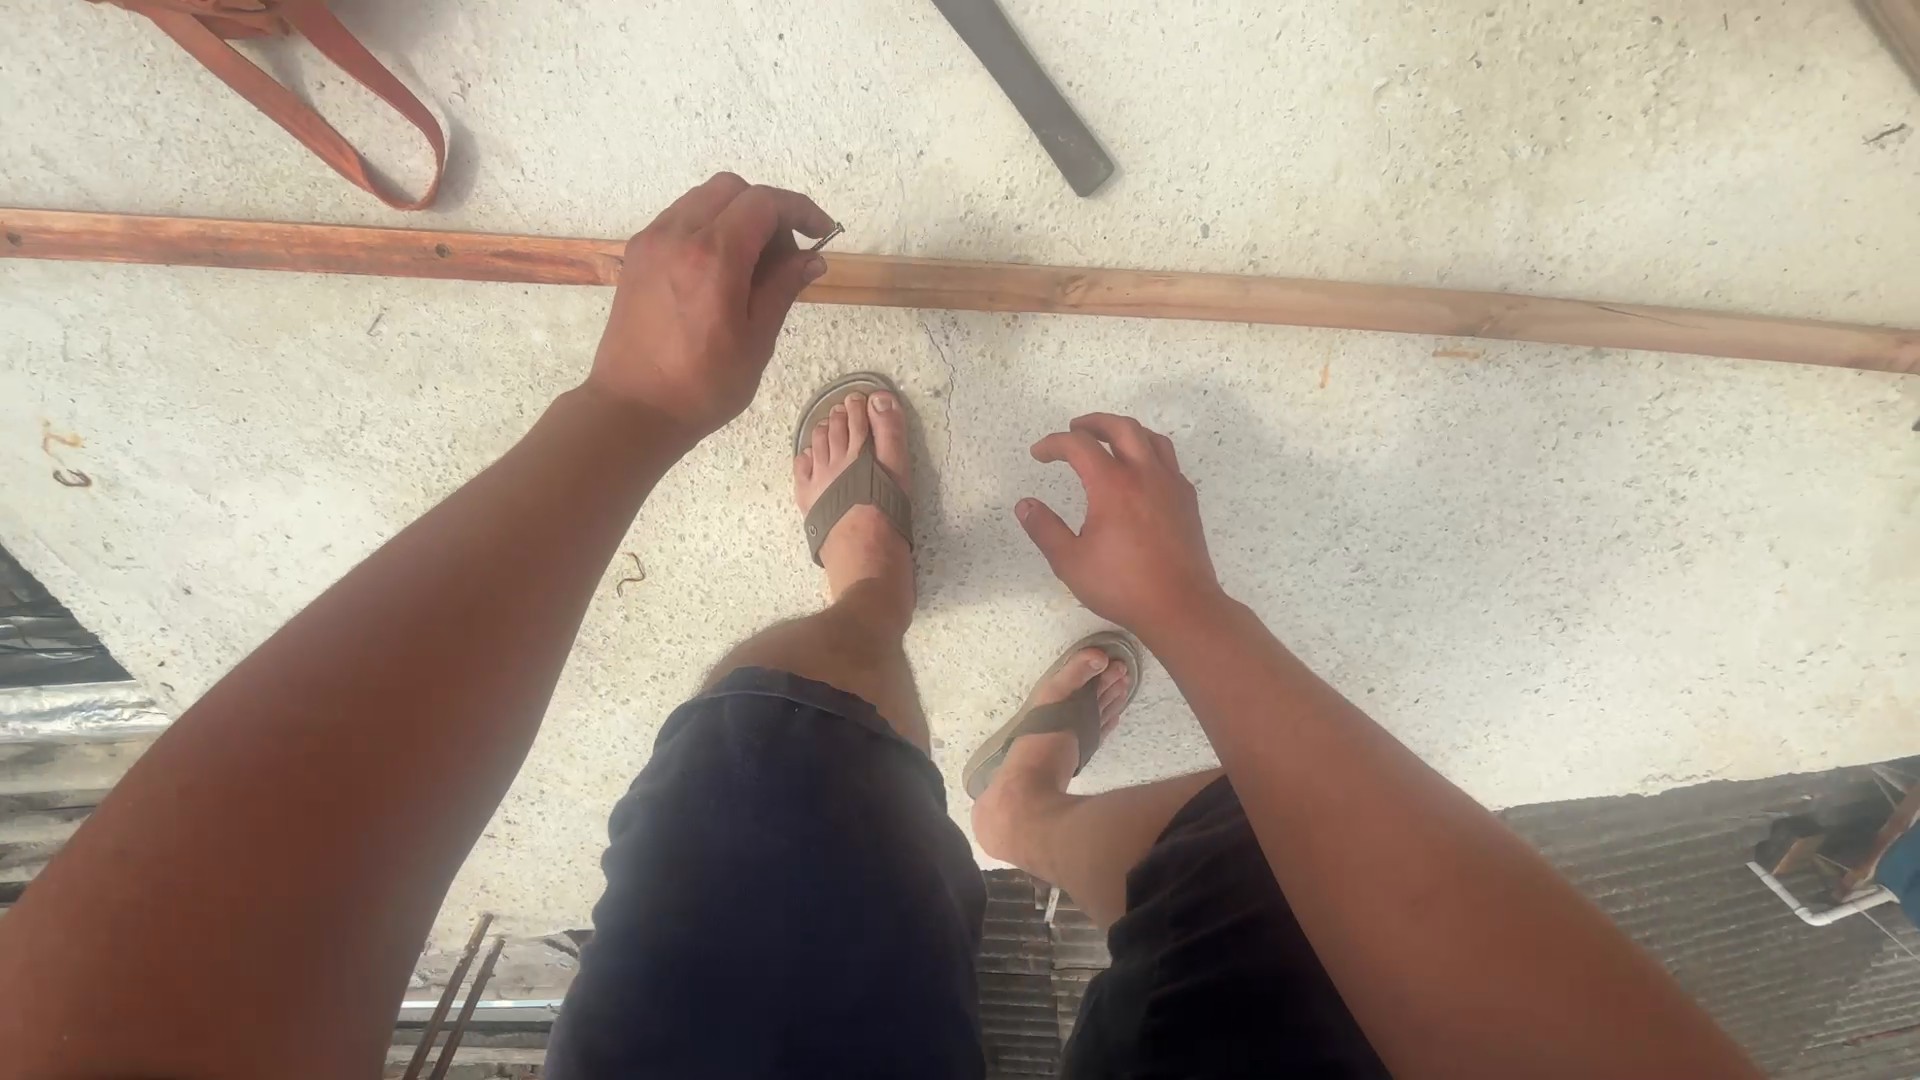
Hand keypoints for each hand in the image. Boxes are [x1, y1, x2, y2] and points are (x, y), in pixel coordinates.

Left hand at [587, 173, 835, 442]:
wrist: (635, 408)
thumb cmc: (704, 386)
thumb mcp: (757, 341)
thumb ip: (783, 288)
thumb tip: (811, 258)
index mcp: (713, 257)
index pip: (763, 203)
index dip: (800, 210)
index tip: (822, 233)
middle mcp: (677, 235)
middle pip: (732, 189)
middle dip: (768, 212)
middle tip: (785, 259)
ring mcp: (652, 242)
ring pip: (704, 200)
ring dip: (738, 219)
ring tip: (755, 269)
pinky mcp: (638, 256)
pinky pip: (681, 220)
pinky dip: (710, 230)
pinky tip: (723, 273)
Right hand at [1017, 414, 1227, 634]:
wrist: (1180, 606)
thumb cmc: (1122, 586)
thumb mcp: (1070, 562)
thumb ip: (1044, 529)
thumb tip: (1024, 505)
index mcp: (1113, 485)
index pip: (1079, 446)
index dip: (1054, 444)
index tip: (1039, 454)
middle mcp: (1145, 474)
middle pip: (1121, 427)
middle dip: (1093, 423)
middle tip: (1073, 430)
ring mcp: (1171, 484)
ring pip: (1150, 438)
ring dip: (1124, 431)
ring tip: (1107, 441)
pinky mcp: (1187, 500)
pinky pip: (1168, 461)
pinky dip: (1147, 453)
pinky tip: (1139, 473)